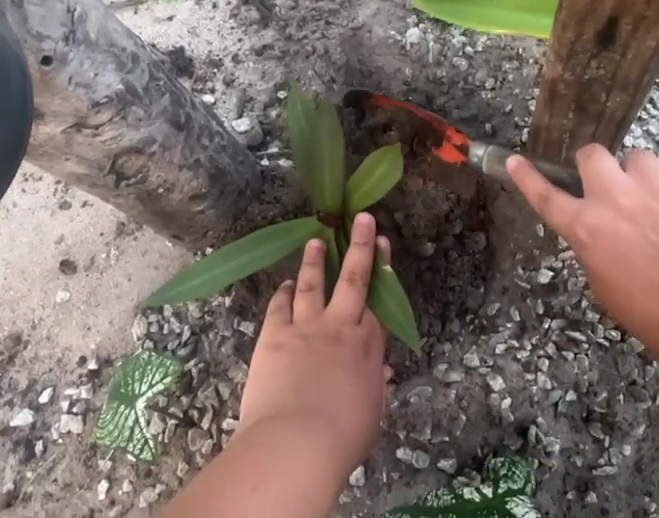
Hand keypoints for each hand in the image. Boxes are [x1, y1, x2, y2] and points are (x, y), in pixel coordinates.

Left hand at [236, 212, 389, 479]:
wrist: (297, 441)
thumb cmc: (342, 437)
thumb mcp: (370, 415)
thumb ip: (374, 388)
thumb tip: (381, 373)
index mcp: (367, 346)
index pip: (380, 299)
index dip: (383, 268)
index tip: (384, 242)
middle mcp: (339, 327)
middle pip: (352, 278)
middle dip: (359, 245)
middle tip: (361, 217)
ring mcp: (305, 327)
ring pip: (312, 284)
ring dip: (314, 261)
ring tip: (315, 240)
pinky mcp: (274, 335)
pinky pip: (279, 307)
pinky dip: (282, 294)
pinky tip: (283, 285)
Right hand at [506, 145, 658, 365]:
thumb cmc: (651, 310)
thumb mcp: (602, 281)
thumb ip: (593, 242)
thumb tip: (599, 224)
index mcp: (586, 227)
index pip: (546, 195)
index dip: (528, 177)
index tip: (516, 160)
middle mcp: (613, 196)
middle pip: (592, 155)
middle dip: (599, 167)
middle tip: (615, 186)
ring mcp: (652, 183)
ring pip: (637, 157)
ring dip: (642, 175)